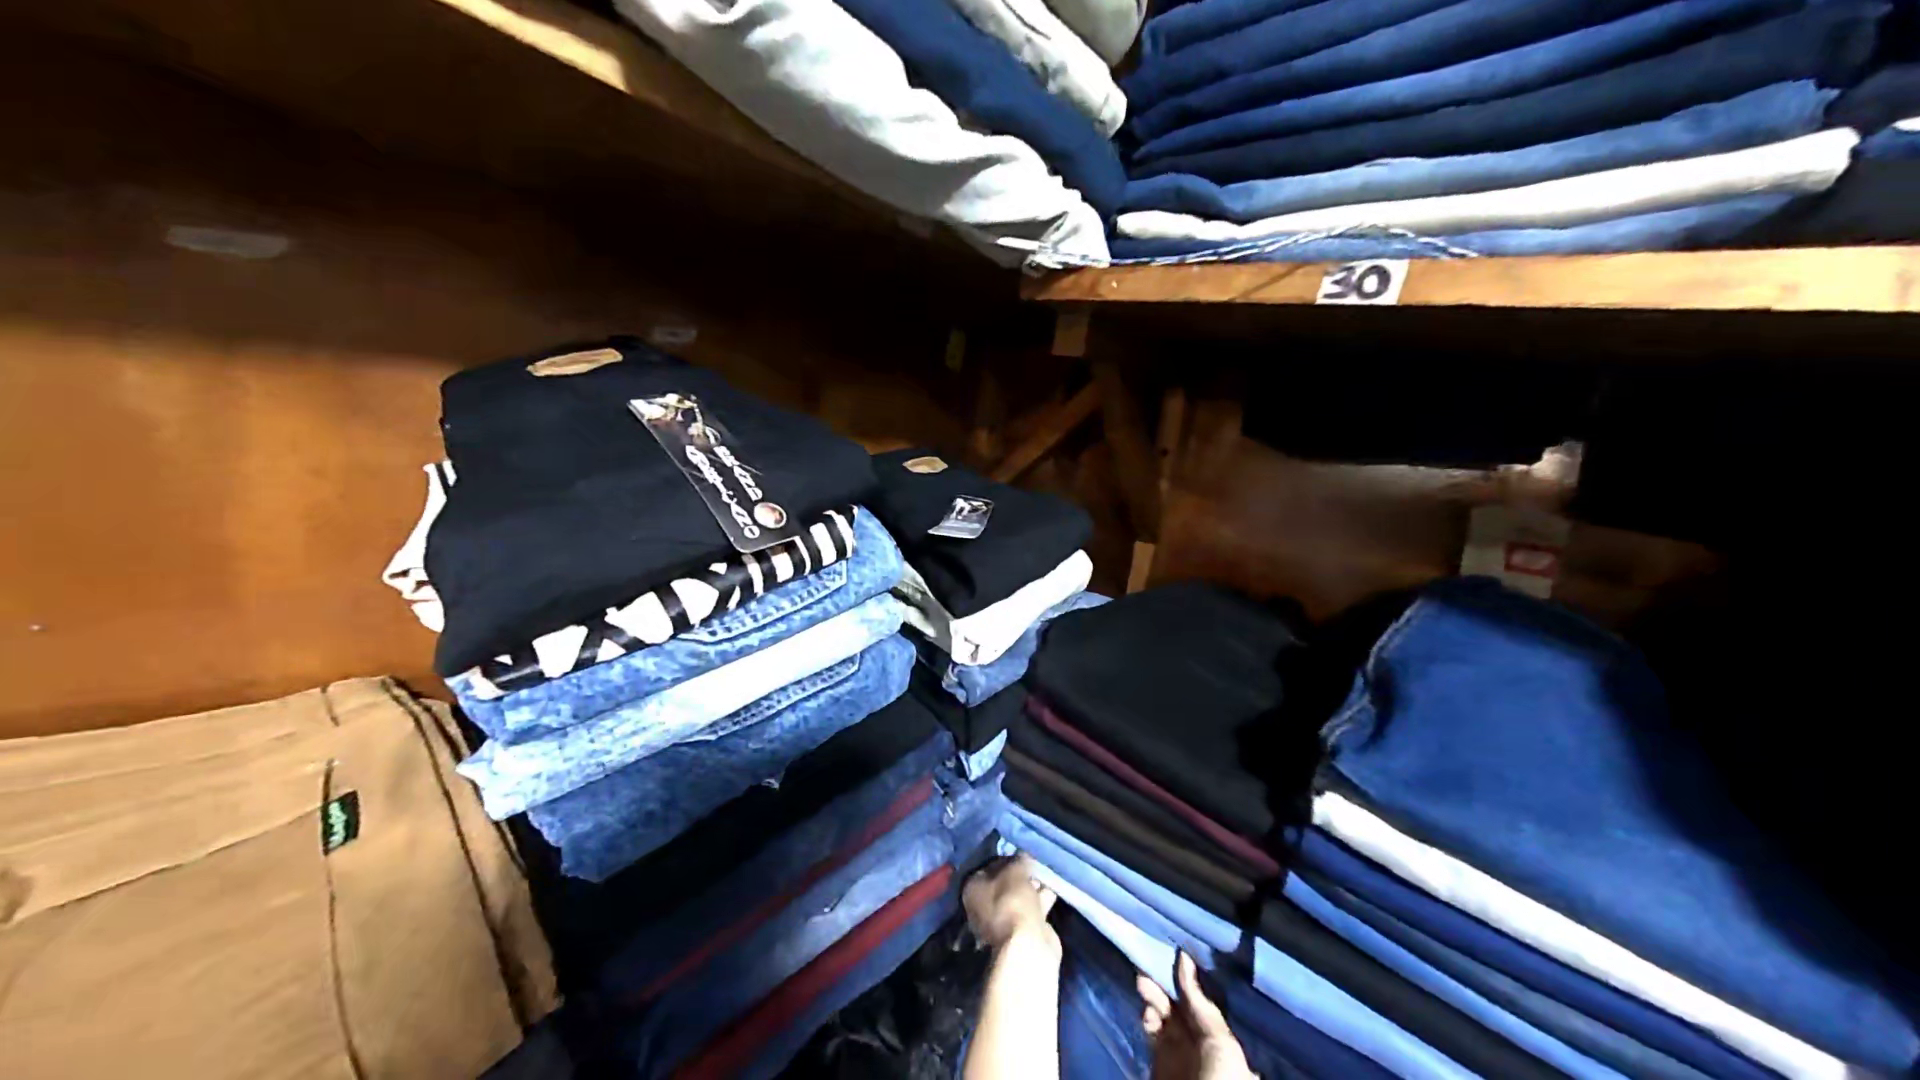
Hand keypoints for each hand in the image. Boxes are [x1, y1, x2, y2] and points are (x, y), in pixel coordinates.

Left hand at [963, 853, 1058, 952]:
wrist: (1026, 945)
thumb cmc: (1012, 901)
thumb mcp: (1015, 870)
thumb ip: (1018, 860)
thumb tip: (1022, 856)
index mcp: (973, 888)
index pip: (988, 866)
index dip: (1006, 858)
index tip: (1021, 852)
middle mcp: (983, 905)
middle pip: (1005, 882)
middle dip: (1021, 873)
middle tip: (1035, 863)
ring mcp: (1002, 920)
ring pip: (1019, 896)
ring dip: (1032, 886)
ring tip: (1047, 873)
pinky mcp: (1021, 931)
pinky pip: (1032, 908)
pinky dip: (1041, 900)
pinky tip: (1053, 888)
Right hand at [1137, 952, 1257, 1079]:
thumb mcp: (1221, 1046)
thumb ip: (1203, 1007)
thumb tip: (1185, 960)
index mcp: (1227, 1045)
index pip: (1206, 1003)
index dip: (1192, 979)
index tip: (1176, 951)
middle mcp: (1204, 1047)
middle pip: (1183, 1006)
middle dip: (1168, 986)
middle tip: (1152, 967)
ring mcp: (1181, 1056)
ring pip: (1165, 1016)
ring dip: (1154, 998)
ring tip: (1143, 985)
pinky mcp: (1159, 1065)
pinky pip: (1152, 1033)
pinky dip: (1147, 1018)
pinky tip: (1146, 1013)